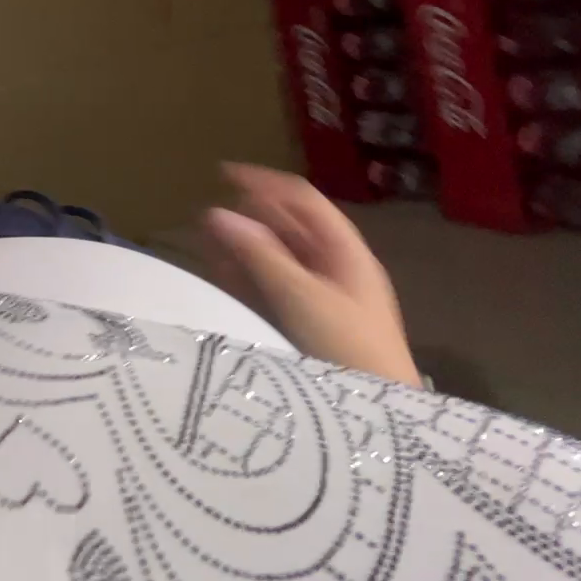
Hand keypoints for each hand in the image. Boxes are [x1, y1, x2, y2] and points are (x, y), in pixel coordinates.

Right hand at [202, 163, 421, 386]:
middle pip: (287, 224)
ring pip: (274, 252)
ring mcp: (318, 289)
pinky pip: (269, 280)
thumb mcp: (298, 295)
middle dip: (246, 215)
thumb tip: (214, 212)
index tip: (221, 173)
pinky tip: (220, 273)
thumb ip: (256, 253)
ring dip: (240, 243)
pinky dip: (244, 271)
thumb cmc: (344, 343)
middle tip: (205, 217)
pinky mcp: (303, 313)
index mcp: (343, 251)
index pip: (302, 199)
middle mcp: (332, 263)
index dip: (263, 182)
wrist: (375, 407)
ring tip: (205, 243)